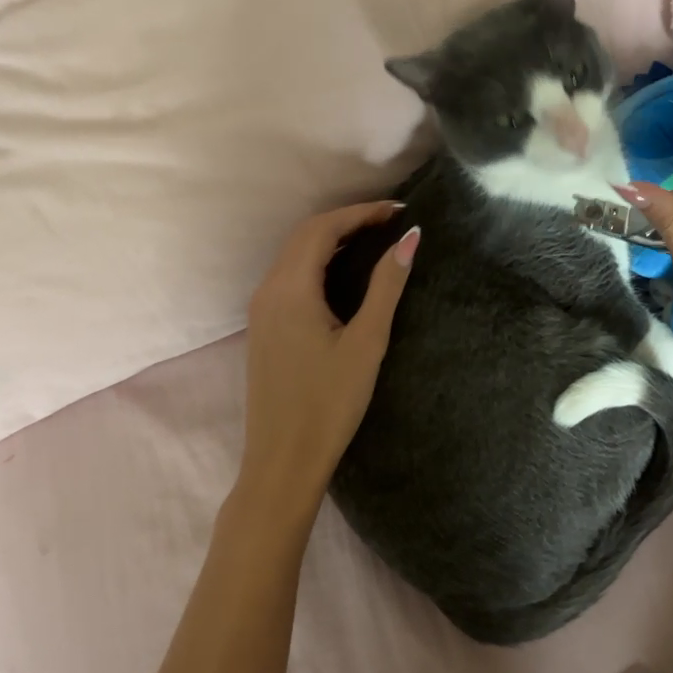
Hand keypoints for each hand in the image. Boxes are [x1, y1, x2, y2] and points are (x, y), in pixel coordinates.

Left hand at [240, 201, 418, 501]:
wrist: (283, 460)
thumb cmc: (329, 403)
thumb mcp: (367, 341)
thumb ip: (387, 285)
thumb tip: (411, 238)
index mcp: (290, 289)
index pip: (323, 228)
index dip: (362, 212)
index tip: (400, 211)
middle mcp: (268, 290)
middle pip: (305, 235)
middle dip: (348, 220)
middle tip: (391, 221)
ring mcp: (261, 309)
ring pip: (294, 254)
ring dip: (332, 238)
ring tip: (375, 239)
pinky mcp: (264, 327)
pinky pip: (290, 275)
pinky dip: (319, 260)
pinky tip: (346, 272)